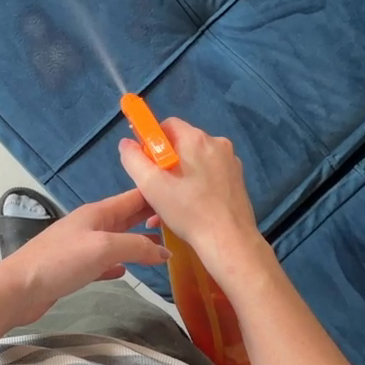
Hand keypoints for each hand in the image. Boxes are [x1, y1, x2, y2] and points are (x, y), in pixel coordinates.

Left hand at [0, 188, 169, 327]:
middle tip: (181, 224)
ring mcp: (81, 246)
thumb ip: (137, 247)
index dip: (158, 194)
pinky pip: (102, 262)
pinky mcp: (74, 268)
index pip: (134, 196)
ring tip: (162, 249)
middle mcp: (91, 225)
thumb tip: (166, 252)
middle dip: (152, 218)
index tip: (184, 196)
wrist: (19, 288)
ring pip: (117, 240)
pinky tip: (125, 272)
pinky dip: (117, 264)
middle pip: (127, 217)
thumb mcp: (105, 248)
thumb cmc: (61, 262)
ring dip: (137, 243)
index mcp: (98, 212)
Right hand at [117, 118, 264, 269]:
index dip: (152, 141)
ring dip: (179, 176)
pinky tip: (189, 208)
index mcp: (196, 139)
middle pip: (182, 144)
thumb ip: (133, 159)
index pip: (168, 125)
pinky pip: (209, 175)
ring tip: (170, 204)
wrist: (227, 239)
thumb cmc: (187, 210)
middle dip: (165, 162)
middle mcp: (217, 143)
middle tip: (156, 188)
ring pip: (195, 161)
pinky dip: (196, 185)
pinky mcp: (237, 179)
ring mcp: (230, 161)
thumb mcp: (150, 185)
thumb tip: (126, 143)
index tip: (146, 163)